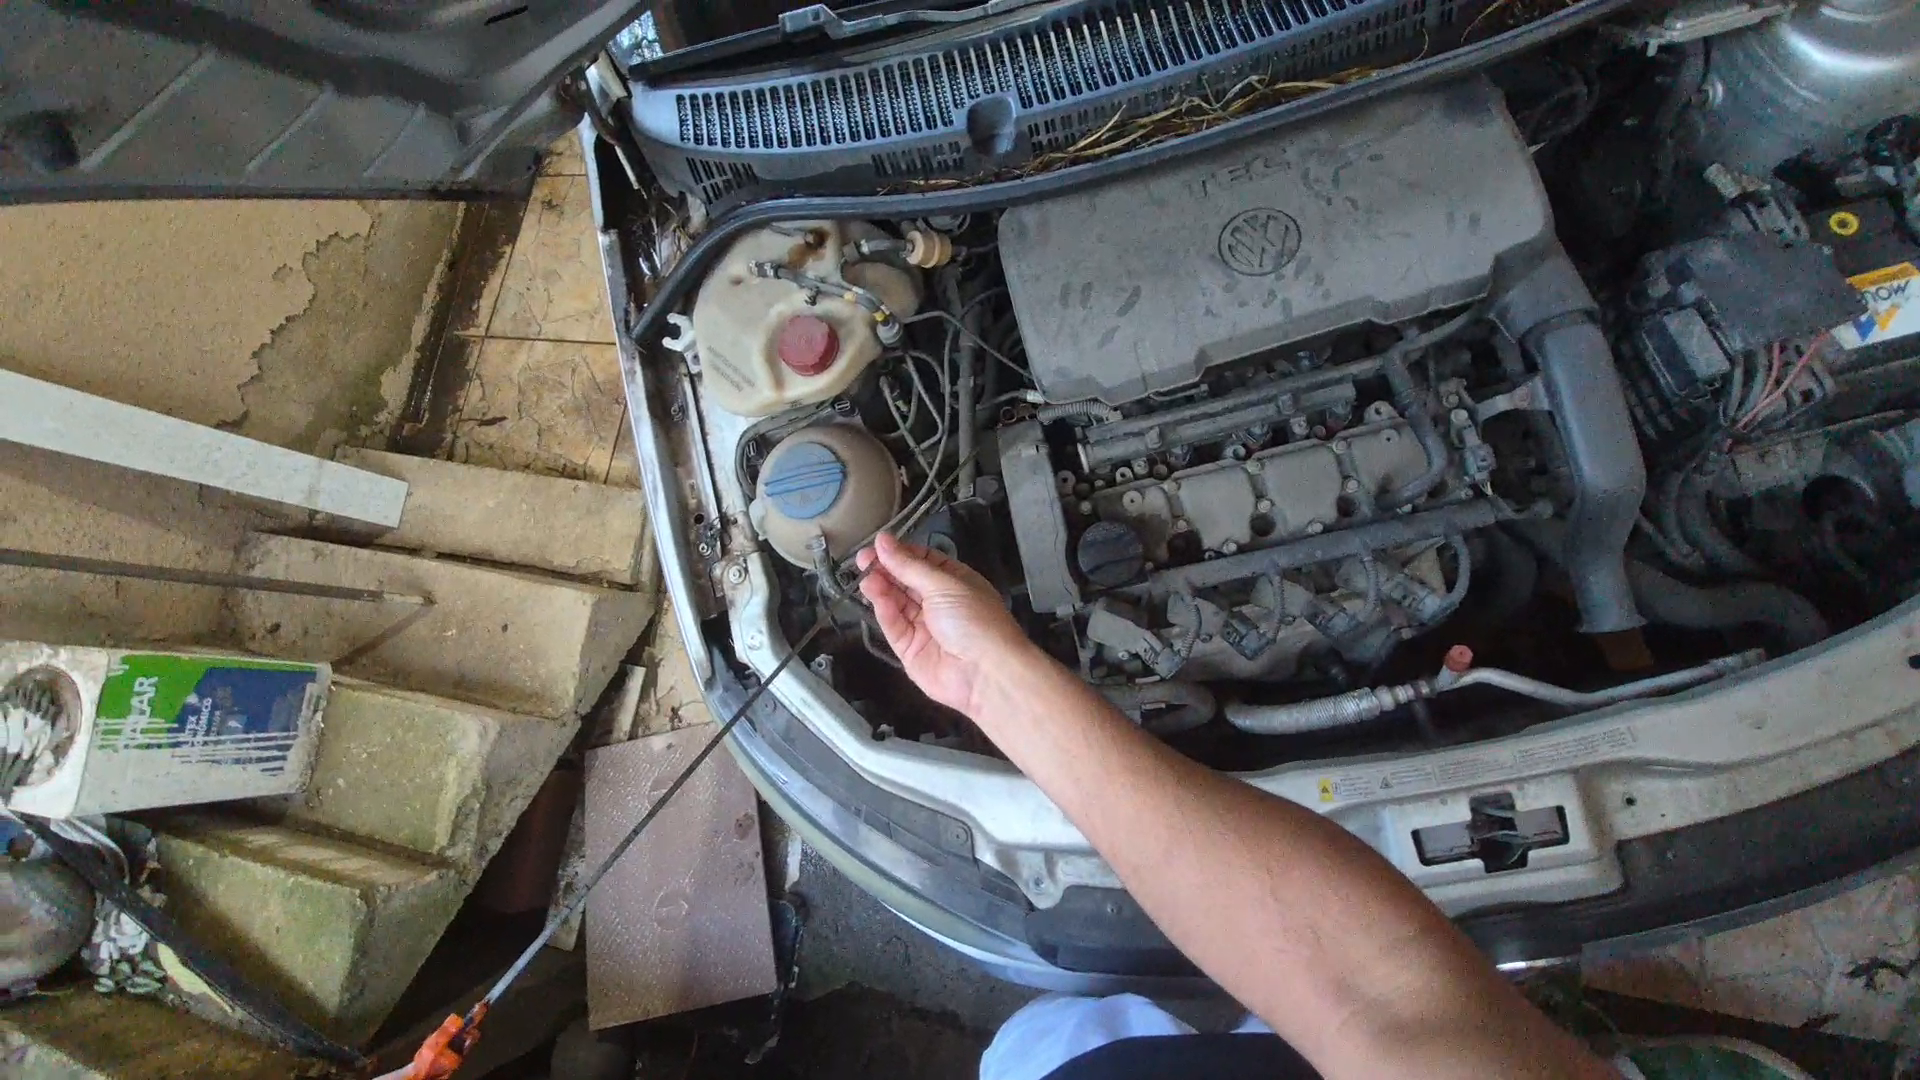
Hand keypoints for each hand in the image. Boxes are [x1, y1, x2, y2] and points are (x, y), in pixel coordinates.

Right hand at [855, 533, 1035, 717]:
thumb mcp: (944, 584)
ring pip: (897, 602)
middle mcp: (939, 602)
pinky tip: (873, 593)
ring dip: (881, 587)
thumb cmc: (974, 619)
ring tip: (866, 575)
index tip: (878, 544)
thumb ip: (909, 565)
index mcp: (955, 581)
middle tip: (863, 559)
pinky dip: (883, 609)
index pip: (923, 561)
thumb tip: (883, 541)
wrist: (986, 673)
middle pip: (907, 581)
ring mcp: (924, 627)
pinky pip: (894, 626)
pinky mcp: (910, 650)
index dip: (901, 552)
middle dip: (886, 569)